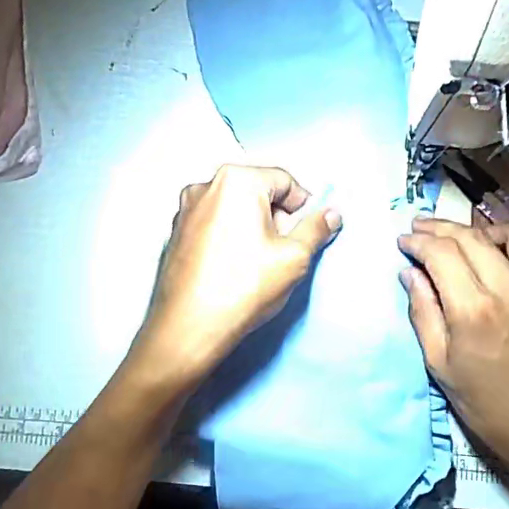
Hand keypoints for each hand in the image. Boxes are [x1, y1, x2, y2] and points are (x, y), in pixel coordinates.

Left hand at [127, 164, 339, 390]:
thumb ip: (317, 229)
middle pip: (258, 193)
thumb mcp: (295, 257)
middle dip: (277, 219)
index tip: (308, 235)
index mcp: (237, 181)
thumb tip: (332, 213)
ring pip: (235, 210)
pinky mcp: (175, 234)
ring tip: (258, 266)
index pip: (285, 181)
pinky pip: (214, 226)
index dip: (304, 208)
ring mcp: (185, 210)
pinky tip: (234, 271)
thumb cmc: (244, 288)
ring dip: (254, 230)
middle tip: (283, 254)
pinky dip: (230, 240)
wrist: (189, 327)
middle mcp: (205, 186)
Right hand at [398, 216, 508, 489]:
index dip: (418, 242)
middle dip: (442, 228)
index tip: (404, 242)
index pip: (442, 253)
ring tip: (472, 239)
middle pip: (474, 237)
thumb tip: (410, 274)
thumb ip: (424, 314)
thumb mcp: (443, 368)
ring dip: (490, 228)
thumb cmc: (491, 409)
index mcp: (475, 310)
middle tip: (422, 229)